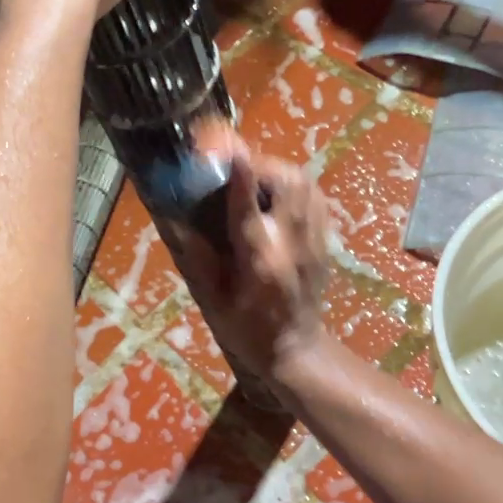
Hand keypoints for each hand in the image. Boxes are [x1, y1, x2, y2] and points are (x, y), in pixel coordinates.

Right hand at [169, 129, 332, 387]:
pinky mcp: (324, 241)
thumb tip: (178, 220)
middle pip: (288, 186)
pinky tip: (280, 191)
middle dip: (262, 164)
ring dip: (280, 171)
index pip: (250, 212)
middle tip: (239, 165)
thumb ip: (199, 259)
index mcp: (259, 262)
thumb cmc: (246, 329)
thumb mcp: (213, 301)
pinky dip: (297, 183)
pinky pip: (316, 196)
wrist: (297, 351)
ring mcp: (313, 241)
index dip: (242, 178)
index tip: (233, 152)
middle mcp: (291, 245)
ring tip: (257, 175)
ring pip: (306, 185)